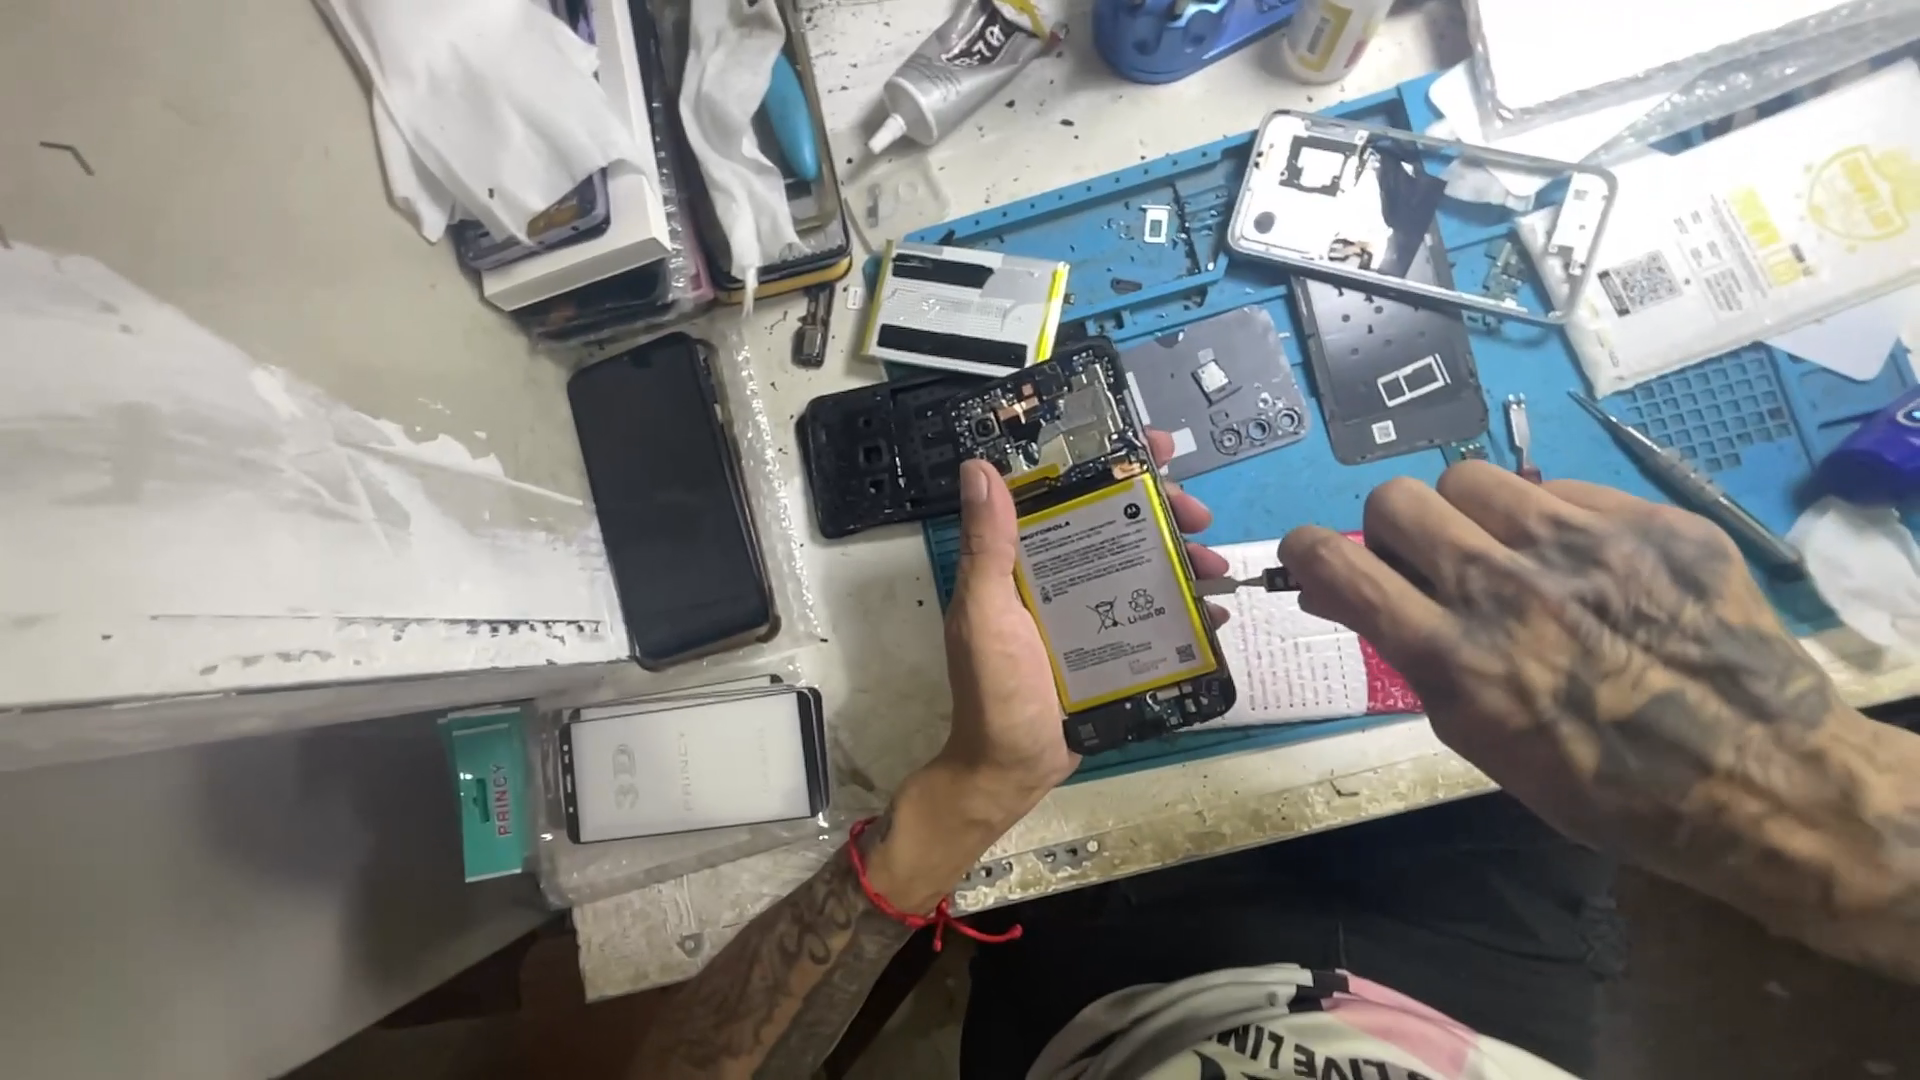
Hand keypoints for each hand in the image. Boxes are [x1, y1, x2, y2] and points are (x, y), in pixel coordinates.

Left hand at [934, 431, 1226, 829]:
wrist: (1013, 769)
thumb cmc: (996, 692)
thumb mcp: (987, 614)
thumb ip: (986, 548)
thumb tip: (978, 468)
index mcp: (1022, 562)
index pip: (1065, 496)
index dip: (1107, 465)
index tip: (1154, 449)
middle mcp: (1055, 578)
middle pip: (1114, 526)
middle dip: (1160, 511)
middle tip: (1198, 516)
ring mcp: (1085, 613)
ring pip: (1140, 567)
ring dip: (1182, 558)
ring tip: (1214, 565)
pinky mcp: (1110, 646)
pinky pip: (1151, 615)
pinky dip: (1184, 608)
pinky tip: (1214, 612)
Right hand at [1277, 463, 1888, 924]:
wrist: (1762, 782)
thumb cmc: (1589, 777)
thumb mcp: (1466, 731)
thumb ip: (1400, 647)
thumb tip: (1340, 588)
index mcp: (1453, 655)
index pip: (1337, 564)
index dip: (1306, 550)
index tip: (1314, 556)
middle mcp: (1507, 589)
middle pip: (1396, 499)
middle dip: (1391, 529)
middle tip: (1423, 560)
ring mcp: (1584, 548)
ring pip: (1466, 478)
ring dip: (1463, 515)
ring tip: (1499, 550)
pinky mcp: (1653, 525)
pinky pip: (1556, 488)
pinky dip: (1544, 521)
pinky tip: (1578, 563)